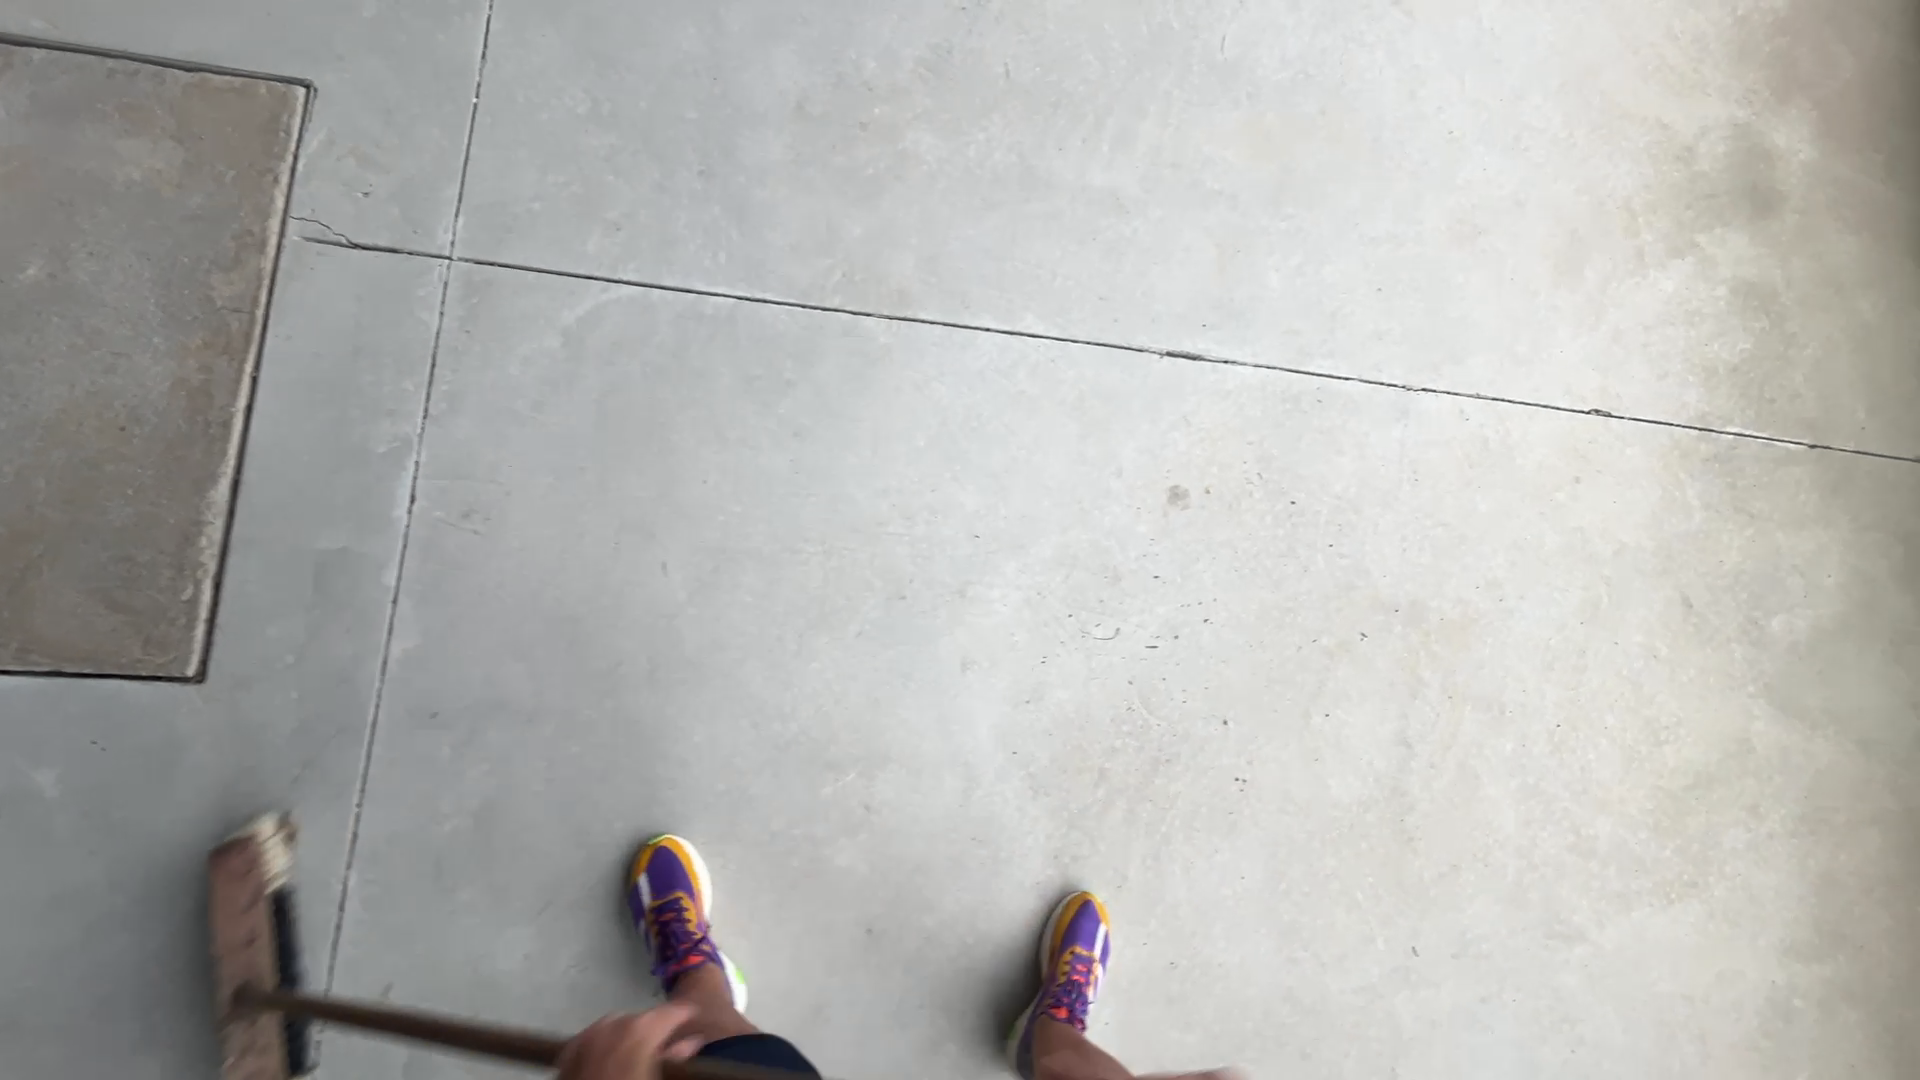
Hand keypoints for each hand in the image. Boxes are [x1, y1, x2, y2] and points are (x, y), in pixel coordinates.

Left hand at [558, 1003, 703, 1079]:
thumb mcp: (658, 1075)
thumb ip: (677, 1055)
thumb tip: (693, 1041)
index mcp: (643, 1027)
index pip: (675, 1009)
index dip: (687, 1014)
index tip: (693, 1020)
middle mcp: (617, 1020)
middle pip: (645, 1018)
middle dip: (654, 1030)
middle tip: (659, 1050)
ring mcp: (591, 1031)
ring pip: (619, 1024)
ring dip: (628, 1035)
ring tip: (632, 1056)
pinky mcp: (571, 1047)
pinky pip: (595, 1036)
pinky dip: (604, 1042)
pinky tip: (607, 1058)